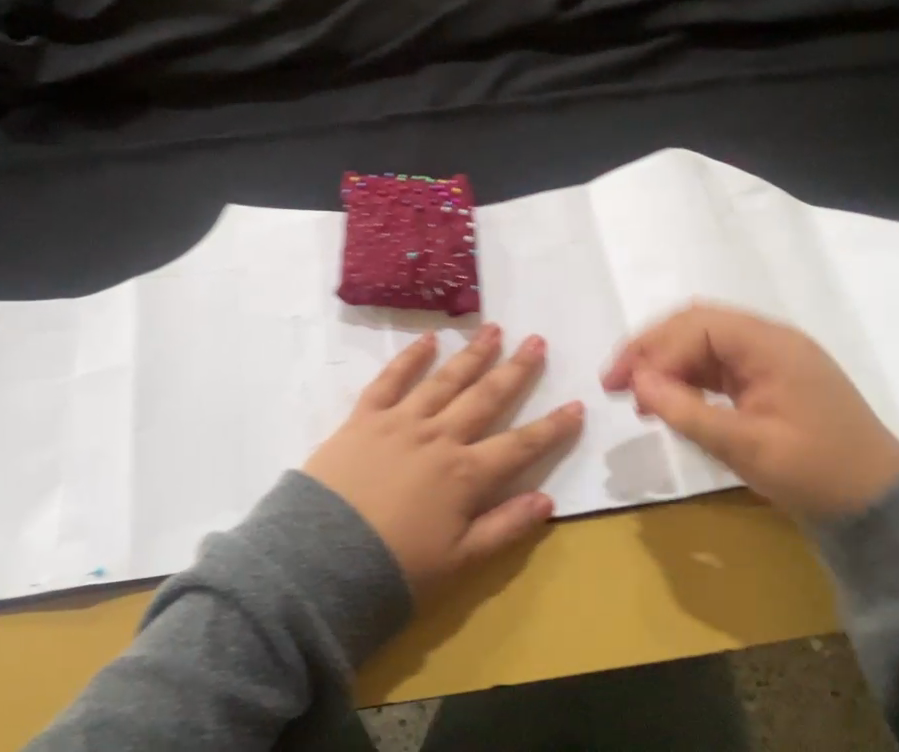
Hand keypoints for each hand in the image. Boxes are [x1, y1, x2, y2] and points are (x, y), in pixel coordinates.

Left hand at [304, 325, 583, 598]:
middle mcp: (439, 438)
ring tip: (493, 330)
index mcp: (465, 475)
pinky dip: (410, 358)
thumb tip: (548, 500)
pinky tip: (427, 340)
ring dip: (471, 354)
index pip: (520, 446)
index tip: (576, 405)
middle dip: (514, 370)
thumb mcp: (460, 560)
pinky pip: (390, 380)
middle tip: (536, 341)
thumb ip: (505, 527)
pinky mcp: (364, 417)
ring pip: (444, 381)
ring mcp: (400, 422)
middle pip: (485, 398)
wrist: (322, 558)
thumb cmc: (396, 567)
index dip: (551, 427)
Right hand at [602, 305, 898, 522]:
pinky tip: (668, 400)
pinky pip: (718, 365)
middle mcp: (769, 340)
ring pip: (703, 343)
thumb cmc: (817, 472)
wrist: (880, 504)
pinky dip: (687, 378)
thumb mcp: (747, 447)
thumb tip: (637, 383)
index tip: (622, 387)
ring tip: (633, 394)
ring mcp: (771, 359)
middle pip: (695, 325)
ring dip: (665, 363)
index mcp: (770, 345)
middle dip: (650, 350)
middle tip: (612, 382)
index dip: (654, 352)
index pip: (696, 327)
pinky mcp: (769, 380)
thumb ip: (688, 411)